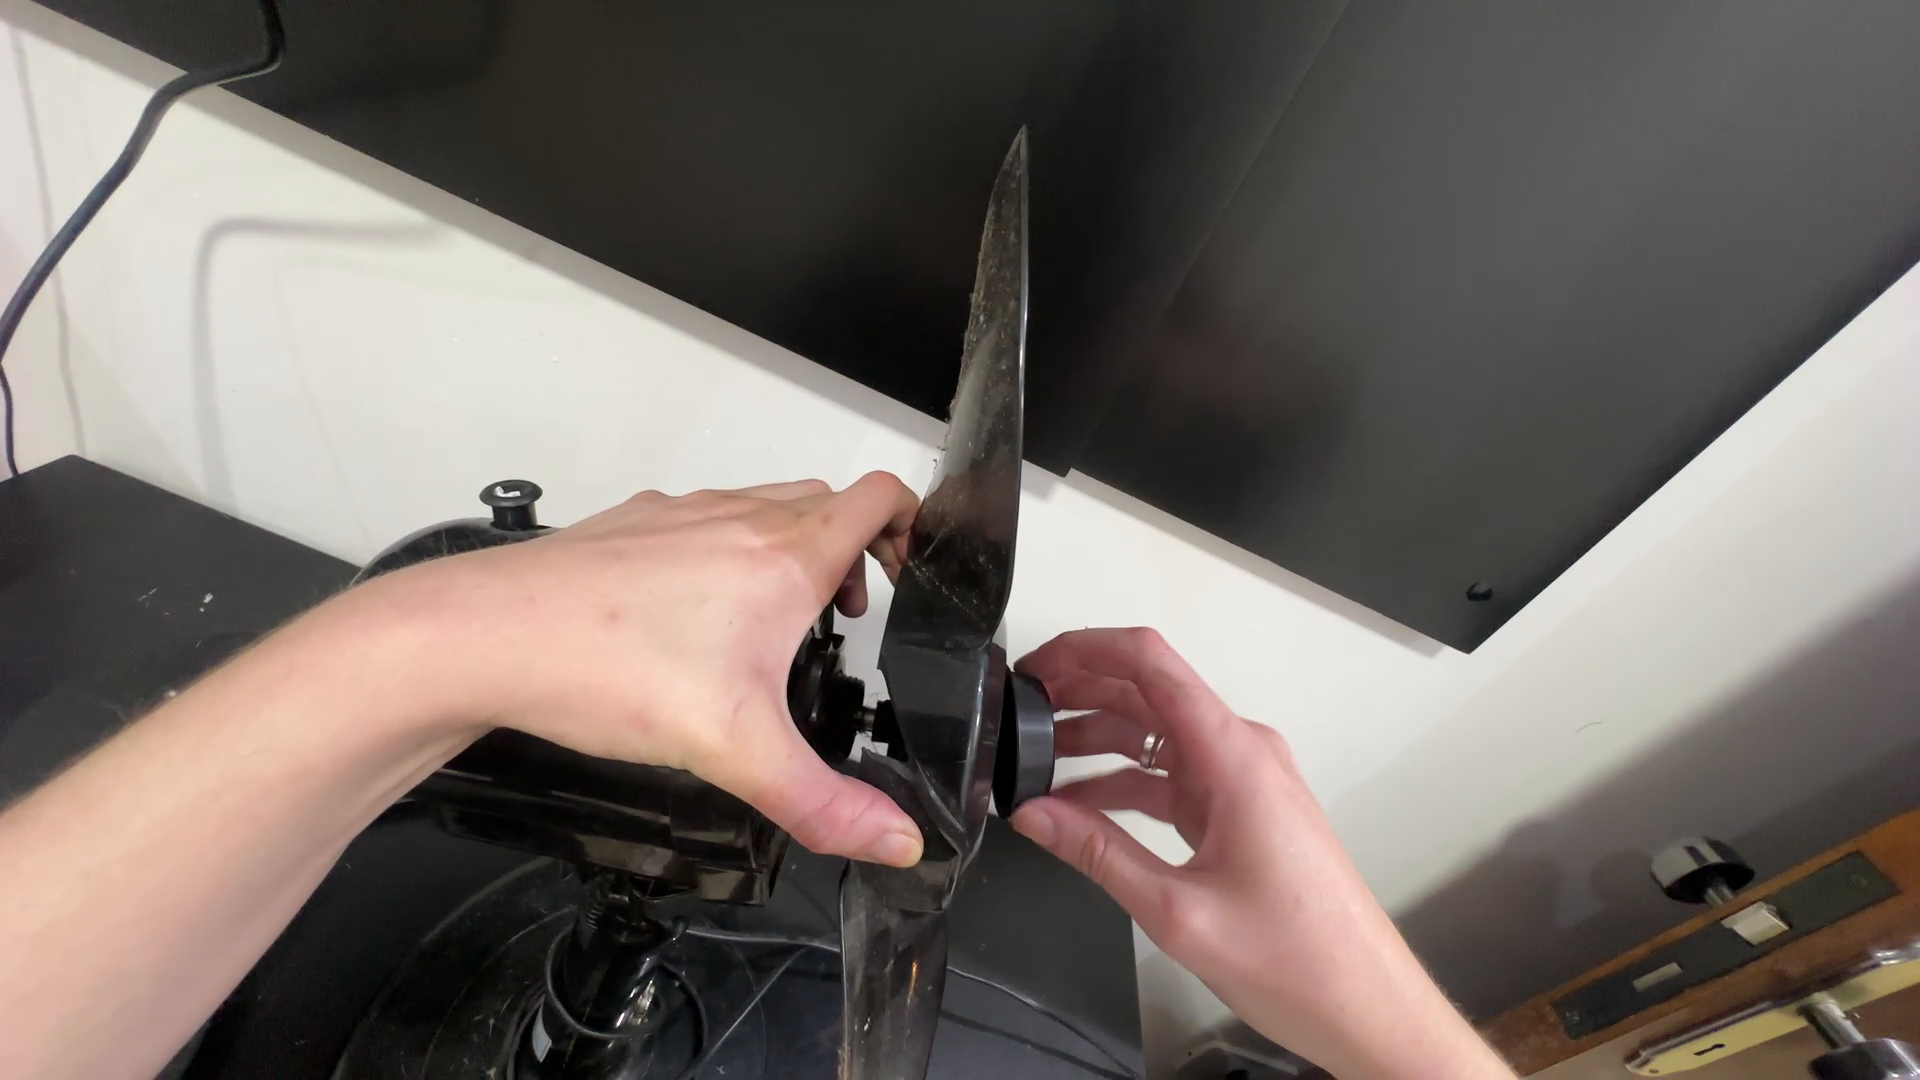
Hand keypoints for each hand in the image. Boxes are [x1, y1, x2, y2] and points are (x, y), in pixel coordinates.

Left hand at [342, 474, 925, 866]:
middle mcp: (744, 517)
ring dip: (798, 545)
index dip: (913, 524)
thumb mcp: (737, 750)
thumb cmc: (615, 670)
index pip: (881, 498)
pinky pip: (713, 514)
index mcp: (787, 556)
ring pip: (773, 504)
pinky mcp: (641, 520)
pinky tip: (700, 604)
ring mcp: (688, 511)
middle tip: (845, 613)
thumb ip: (825, 802)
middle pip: (832, 503)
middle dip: (857, 550)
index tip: (908, 572)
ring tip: (779, 613)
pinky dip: (736, 543)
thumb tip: (896, 839)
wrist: (485, 636)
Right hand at [1010, 629, 1511, 1078]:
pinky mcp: (1234, 803)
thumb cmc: (1297, 961)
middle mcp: (1238, 749)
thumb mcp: (1179, 912)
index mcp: (1232, 754)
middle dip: (1079, 688)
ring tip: (1034, 750)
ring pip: (1152, 730)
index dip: (1087, 648)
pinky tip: (1076, 800)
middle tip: (1020, 706)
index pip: (1151, 663)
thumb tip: (1030, 814)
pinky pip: (1166, 772)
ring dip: (1094, 734)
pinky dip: (1119, 777)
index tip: (1037, 664)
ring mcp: (1237, 775)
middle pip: (1145, 689)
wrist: (1371, 1010)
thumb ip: (1098, 853)